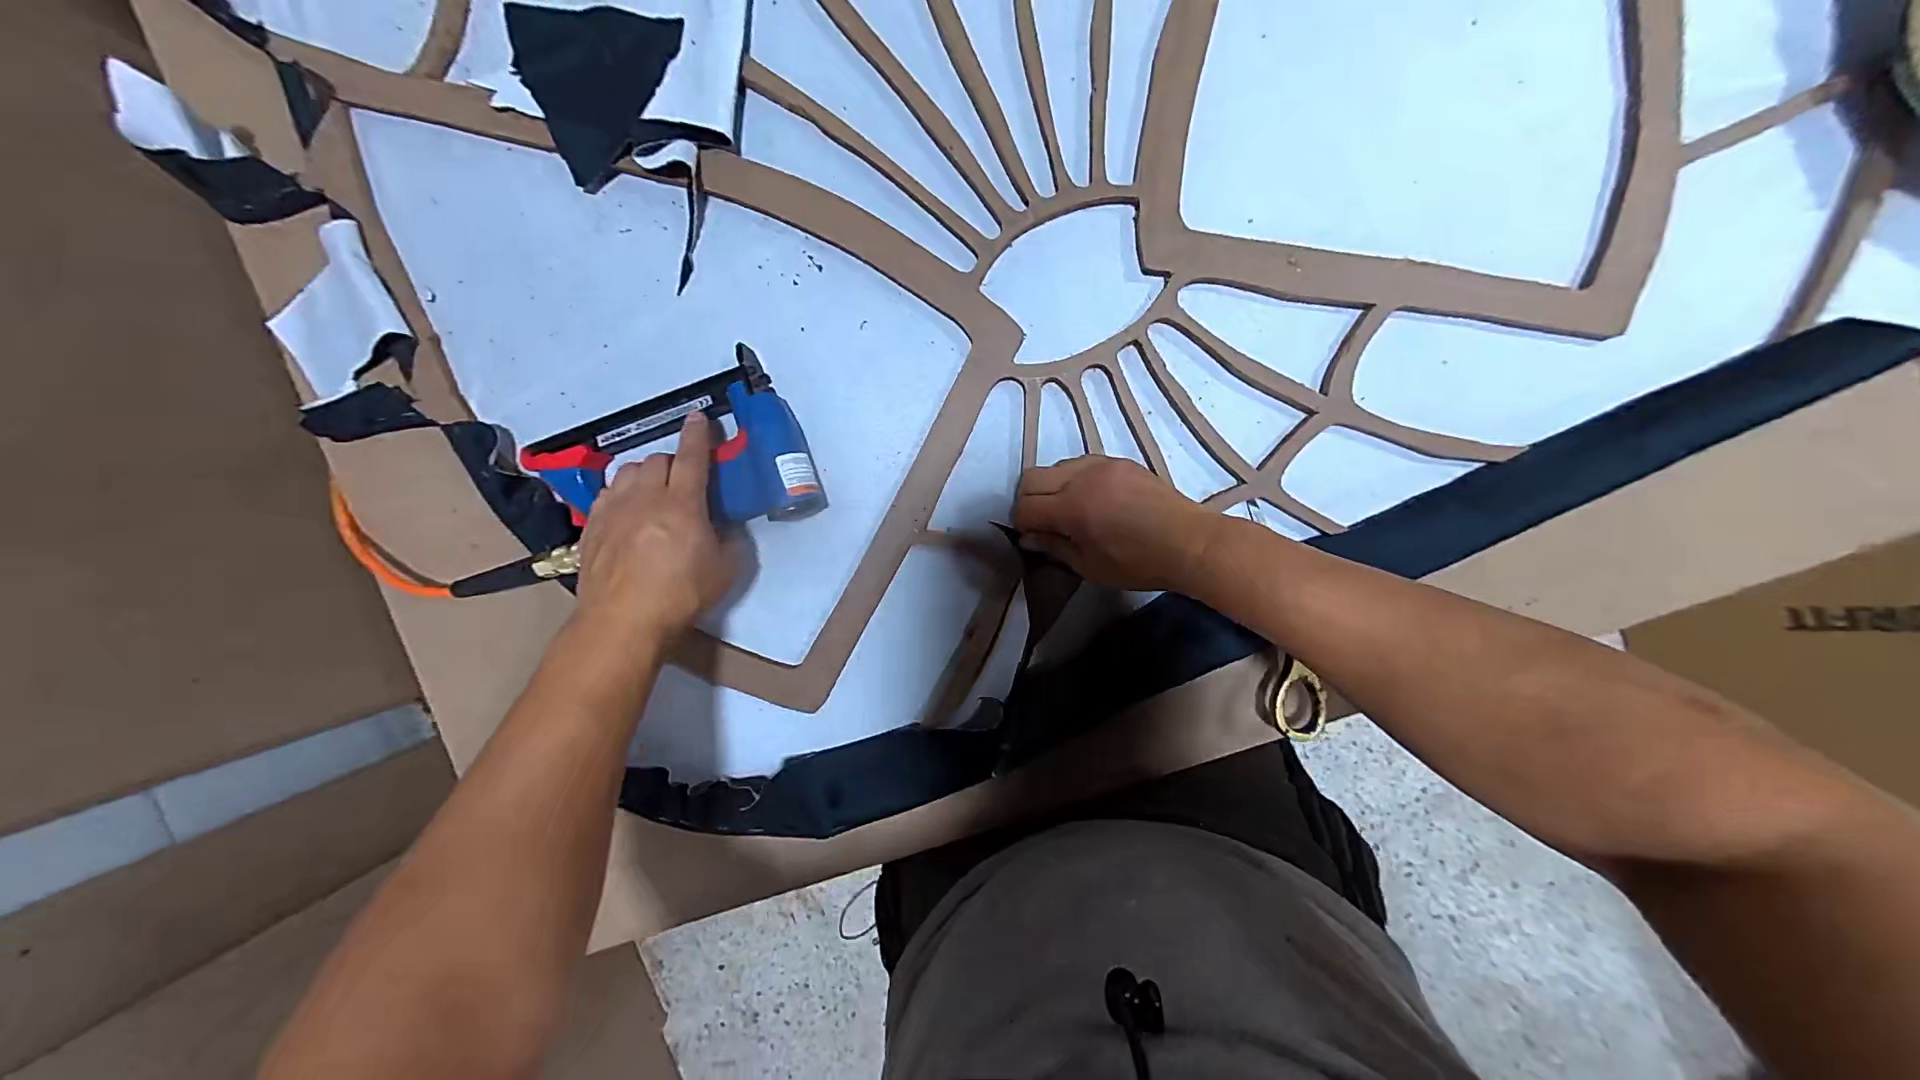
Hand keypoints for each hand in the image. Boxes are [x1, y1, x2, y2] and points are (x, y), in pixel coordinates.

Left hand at [573, 414, 738, 642]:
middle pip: (657, 460)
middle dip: (673, 462)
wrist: (623, 621)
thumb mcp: (726, 569)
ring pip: (628, 471)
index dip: (698, 435)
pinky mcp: (592, 526)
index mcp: (682, 505)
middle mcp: (645, 498)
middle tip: (684, 479)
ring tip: (654, 490)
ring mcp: (614, 510)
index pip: (692, 457)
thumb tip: (728, 525)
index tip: (700, 418)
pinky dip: (622, 492)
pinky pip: (607, 492)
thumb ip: (732, 539)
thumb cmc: (680, 596)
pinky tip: (628, 509)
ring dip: (645, 473)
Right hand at [1012, 456, 1224, 590]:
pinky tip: (1092, 499)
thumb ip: (1054, 547)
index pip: (1025, 506)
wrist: (1190, 542)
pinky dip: (1075, 479)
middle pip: (1031, 478)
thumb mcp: (1090, 566)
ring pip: (1056, 467)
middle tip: (1044, 523)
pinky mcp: (1119, 461)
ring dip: (1052, 487)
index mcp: (1072, 507)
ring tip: (1069, 511)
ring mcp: (1101, 464)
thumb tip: (1028, 537)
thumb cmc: (1139, 563)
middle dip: (1029, 501)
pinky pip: (1082, 463)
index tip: (1033, 537)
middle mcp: (1081, 477)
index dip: (1022, 524)